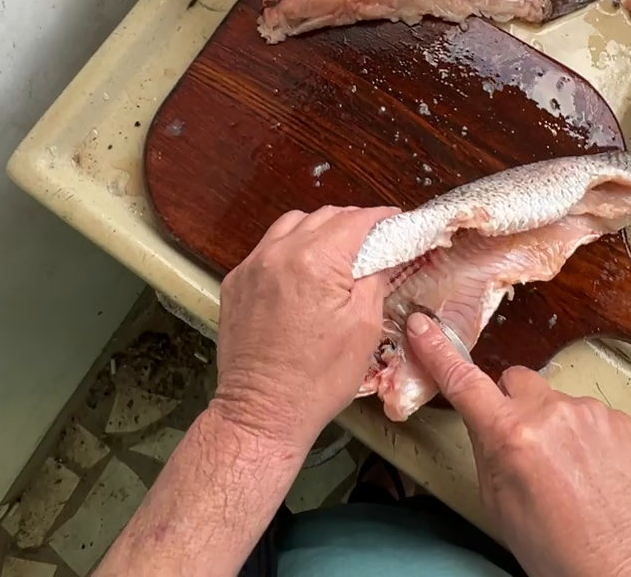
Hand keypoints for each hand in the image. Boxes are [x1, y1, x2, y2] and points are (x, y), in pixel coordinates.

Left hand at [213, 205, 395, 452]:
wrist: (262, 413)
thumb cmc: (318, 378)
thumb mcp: (364, 327)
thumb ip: (375, 278)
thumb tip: (383, 254)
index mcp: (315, 260)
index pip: (354, 221)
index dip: (379, 217)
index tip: (394, 220)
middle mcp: (279, 252)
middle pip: (323, 217)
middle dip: (351, 223)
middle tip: (372, 240)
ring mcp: (252, 265)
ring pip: (292, 224)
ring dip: (317, 230)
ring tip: (336, 251)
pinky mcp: (235, 281)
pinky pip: (267, 248)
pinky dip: (289, 248)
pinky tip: (302, 270)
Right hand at [404, 312, 630, 576]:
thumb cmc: (563, 554)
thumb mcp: (500, 506)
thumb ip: (487, 450)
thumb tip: (485, 422)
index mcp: (510, 437)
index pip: (463, 381)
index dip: (436, 351)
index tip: (421, 326)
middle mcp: (549, 413)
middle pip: (515, 382)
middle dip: (514, 405)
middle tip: (526, 447)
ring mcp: (589, 412)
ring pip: (555, 399)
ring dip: (555, 425)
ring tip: (572, 473)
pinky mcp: (621, 419)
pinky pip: (590, 414)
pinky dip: (588, 436)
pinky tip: (597, 473)